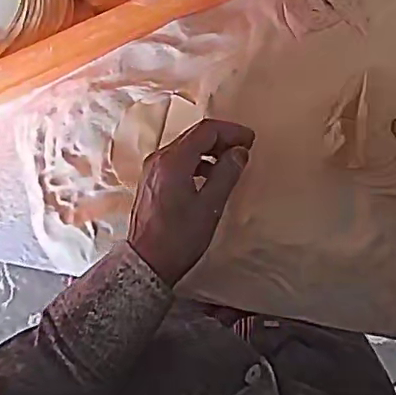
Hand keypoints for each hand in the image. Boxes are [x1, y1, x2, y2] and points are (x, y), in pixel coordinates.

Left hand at [127, 118, 254, 284]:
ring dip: (210, 149)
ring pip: (186, 146)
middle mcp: (159, 159)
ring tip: (231, 161)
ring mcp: (153, 169)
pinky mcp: (152, 180)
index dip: (231, 131)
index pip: (206, 131)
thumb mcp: (210, 206)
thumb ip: (226, 174)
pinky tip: (210, 175)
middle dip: (222, 138)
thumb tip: (239, 152)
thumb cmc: (178, 238)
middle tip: (244, 148)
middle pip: (195, 135)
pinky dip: (197, 160)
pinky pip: (178, 159)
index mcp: (173, 162)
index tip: (249, 140)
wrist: (146, 263)